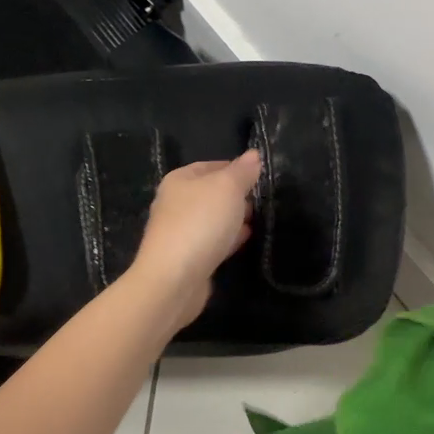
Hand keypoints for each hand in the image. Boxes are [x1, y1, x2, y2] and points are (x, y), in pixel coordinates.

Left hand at [126, 149, 263, 326]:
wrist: (174, 277)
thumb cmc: (200, 222)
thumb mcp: (227, 187)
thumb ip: (242, 171)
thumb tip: (252, 156)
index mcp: (178, 181)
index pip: (208, 166)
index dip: (234, 167)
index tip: (258, 175)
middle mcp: (173, 204)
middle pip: (209, 194)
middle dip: (234, 195)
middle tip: (260, 199)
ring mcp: (177, 233)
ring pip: (210, 219)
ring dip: (232, 218)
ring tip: (257, 219)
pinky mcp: (185, 258)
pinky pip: (210, 242)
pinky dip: (227, 239)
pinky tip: (244, 239)